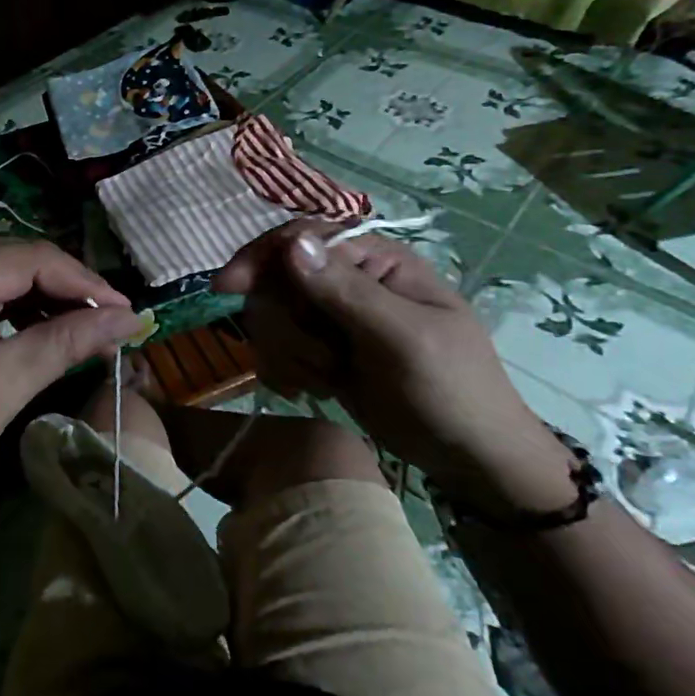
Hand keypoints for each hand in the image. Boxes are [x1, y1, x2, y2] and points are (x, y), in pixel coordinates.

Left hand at [0, 239, 141, 510]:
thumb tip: (131, 318)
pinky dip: (27, 307)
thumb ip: (68, 341)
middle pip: (22, 259)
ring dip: (53, 298)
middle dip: (72, 290)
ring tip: (94, 330)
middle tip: (116, 324)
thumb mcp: (7, 383)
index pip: (32, 259)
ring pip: (11, 273)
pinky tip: (56, 328)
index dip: (86, 282)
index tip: (129, 313)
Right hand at [214, 220, 576, 514]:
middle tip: (321, 362)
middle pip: (274, 281)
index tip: (227, 290)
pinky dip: (284, 370)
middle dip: (286, 326)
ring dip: (289, 354)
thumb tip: (293, 243)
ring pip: (268, 316)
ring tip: (327, 378)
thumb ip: (347, 291)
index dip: (259, 258)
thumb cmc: (452, 390)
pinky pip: (272, 346)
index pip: (299, 238)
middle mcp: (344, 280)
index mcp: (374, 260)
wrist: (467, 457)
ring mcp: (328, 316)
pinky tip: (311, 390)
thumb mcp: (405, 339)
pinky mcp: (316, 348)